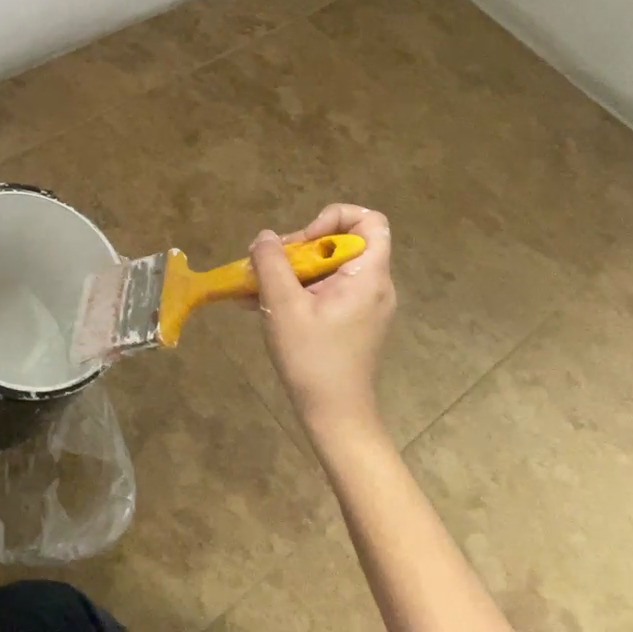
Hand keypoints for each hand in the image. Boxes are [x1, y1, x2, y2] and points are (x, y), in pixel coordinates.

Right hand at [248, 204, 395, 443]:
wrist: (335, 414)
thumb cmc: (312, 358)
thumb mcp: (283, 306)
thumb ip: (272, 263)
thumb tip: (266, 236)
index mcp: (368, 277)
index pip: (369, 220)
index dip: (333, 217)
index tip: (302, 241)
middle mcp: (374, 285)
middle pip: (342, 241)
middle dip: (300, 246)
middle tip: (270, 266)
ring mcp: (365, 304)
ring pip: (328, 266)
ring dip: (291, 270)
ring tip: (258, 287)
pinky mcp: (353, 320)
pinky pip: (326, 288)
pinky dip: (297, 289)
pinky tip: (262, 304)